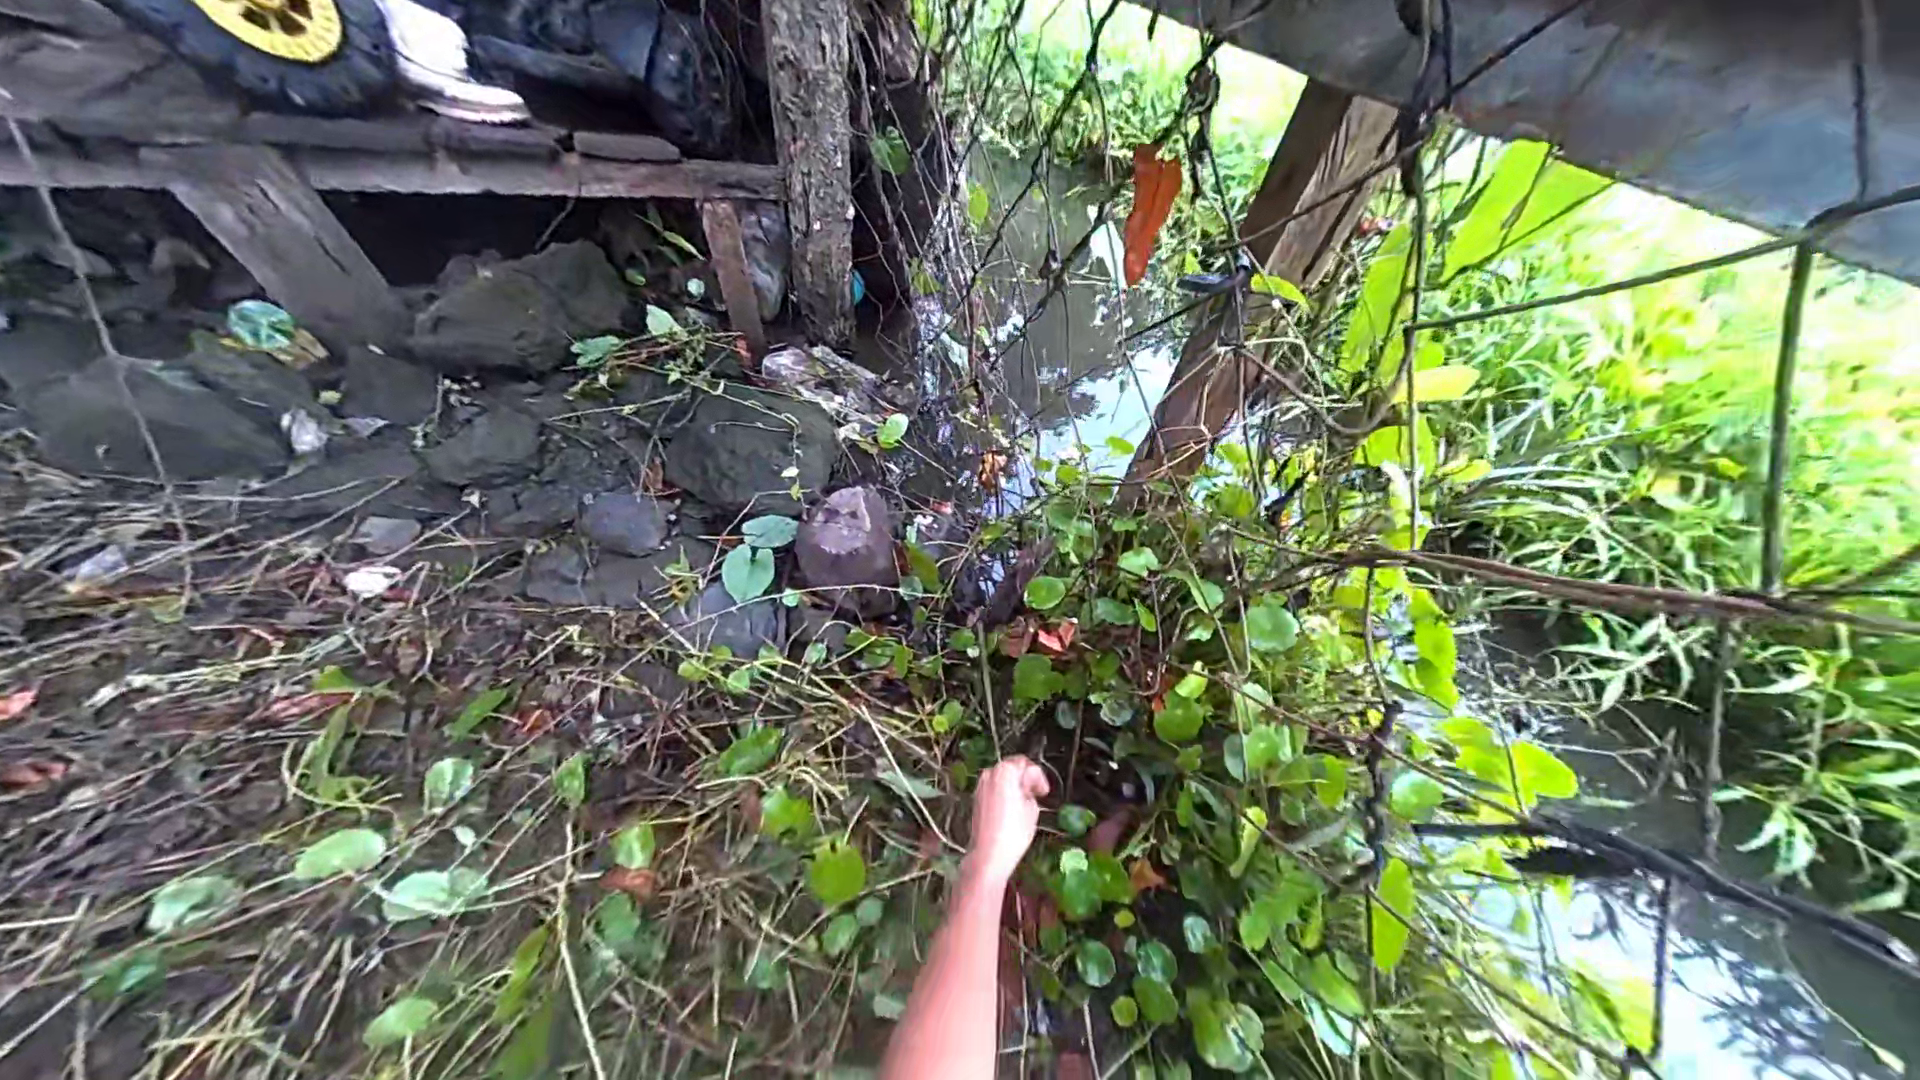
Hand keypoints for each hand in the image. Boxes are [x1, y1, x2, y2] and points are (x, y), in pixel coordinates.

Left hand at [965, 756, 1048, 885]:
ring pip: (1002, 778)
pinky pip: (994, 789)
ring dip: (1013, 786)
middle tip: (1036, 794)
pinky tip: (1011, 809)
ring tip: (1025, 803)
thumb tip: (1027, 787)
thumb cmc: (1013, 832)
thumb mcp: (1032, 808)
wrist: (989, 855)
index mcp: (1005, 771)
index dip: (1038, 777)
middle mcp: (990, 773)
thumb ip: (1031, 789)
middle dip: (1025, 779)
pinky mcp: (976, 798)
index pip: (1026, 764)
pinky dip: (1003, 793)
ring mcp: (981, 785)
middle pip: (1012, 768)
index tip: (1043, 791)